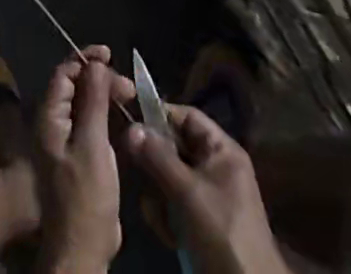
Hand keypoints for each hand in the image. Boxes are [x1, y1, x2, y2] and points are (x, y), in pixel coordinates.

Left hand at [34, 46, 134, 273]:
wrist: (84, 245)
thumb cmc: (86, 194)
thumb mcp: (93, 144)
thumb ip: (93, 101)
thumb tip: (96, 64)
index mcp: (50, 117)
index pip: (63, 74)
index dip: (85, 59)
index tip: (110, 54)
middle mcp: (55, 124)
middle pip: (75, 87)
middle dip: (100, 79)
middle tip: (128, 87)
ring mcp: (67, 140)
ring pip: (85, 104)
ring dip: (106, 96)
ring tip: (130, 98)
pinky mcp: (81, 155)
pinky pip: (92, 123)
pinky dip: (108, 115)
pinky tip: (126, 117)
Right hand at [123, 104, 286, 273]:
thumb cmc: (221, 234)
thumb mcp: (187, 192)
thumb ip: (157, 157)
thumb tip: (130, 126)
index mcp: (221, 151)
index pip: (186, 116)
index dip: (159, 114)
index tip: (129, 120)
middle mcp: (214, 167)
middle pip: (173, 147)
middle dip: (156, 164)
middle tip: (139, 173)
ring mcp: (206, 196)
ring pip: (167, 177)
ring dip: (159, 196)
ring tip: (163, 217)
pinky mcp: (198, 221)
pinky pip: (172, 204)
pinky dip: (166, 217)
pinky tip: (170, 236)